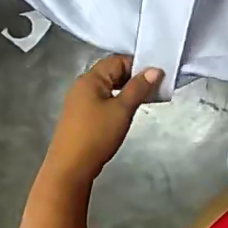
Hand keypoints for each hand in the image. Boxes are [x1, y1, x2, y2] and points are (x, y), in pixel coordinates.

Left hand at [42, 55, 163, 183]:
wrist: (70, 166)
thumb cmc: (97, 135)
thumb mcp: (122, 110)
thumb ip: (138, 88)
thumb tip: (155, 70)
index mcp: (90, 78)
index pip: (117, 60)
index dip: (138, 65)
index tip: (157, 76)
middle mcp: (82, 85)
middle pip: (111, 72)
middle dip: (133, 78)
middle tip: (154, 89)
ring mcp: (79, 101)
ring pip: (107, 87)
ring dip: (125, 91)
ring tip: (143, 101)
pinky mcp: (79, 116)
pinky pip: (101, 100)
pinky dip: (116, 102)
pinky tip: (125, 113)